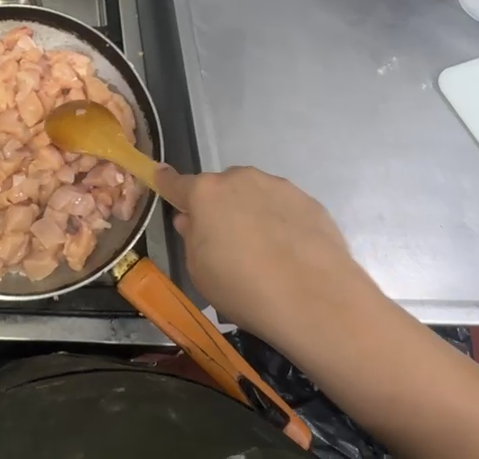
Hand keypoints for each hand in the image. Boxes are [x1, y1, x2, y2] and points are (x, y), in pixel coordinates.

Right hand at [154, 165, 381, 348]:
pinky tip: (293, 255)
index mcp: (204, 193)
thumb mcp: (200, 273)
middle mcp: (239, 179)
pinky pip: (285, 209)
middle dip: (220, 208)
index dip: (166, 182)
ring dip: (253, 213)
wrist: (317, 301)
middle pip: (220, 188)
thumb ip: (192, 239)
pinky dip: (284, 224)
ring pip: (255, 195)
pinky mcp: (309, 202)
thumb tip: (193, 222)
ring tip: (268, 253)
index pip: (175, 182)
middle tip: (228, 243)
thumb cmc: (244, 288)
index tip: (161, 178)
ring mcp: (277, 187)